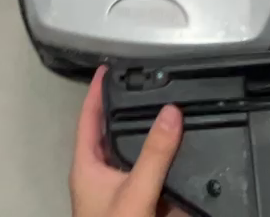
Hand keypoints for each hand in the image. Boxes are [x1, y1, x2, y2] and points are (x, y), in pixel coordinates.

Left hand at [70, 65, 185, 216]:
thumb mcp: (134, 192)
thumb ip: (153, 154)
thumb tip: (171, 111)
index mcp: (88, 167)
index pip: (88, 117)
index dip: (96, 90)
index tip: (106, 67)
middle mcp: (102, 176)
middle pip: (113, 131)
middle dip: (128, 107)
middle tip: (144, 82)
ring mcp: (120, 191)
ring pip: (136, 153)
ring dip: (151, 134)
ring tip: (167, 108)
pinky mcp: (139, 205)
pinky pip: (154, 175)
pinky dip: (166, 161)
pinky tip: (181, 152)